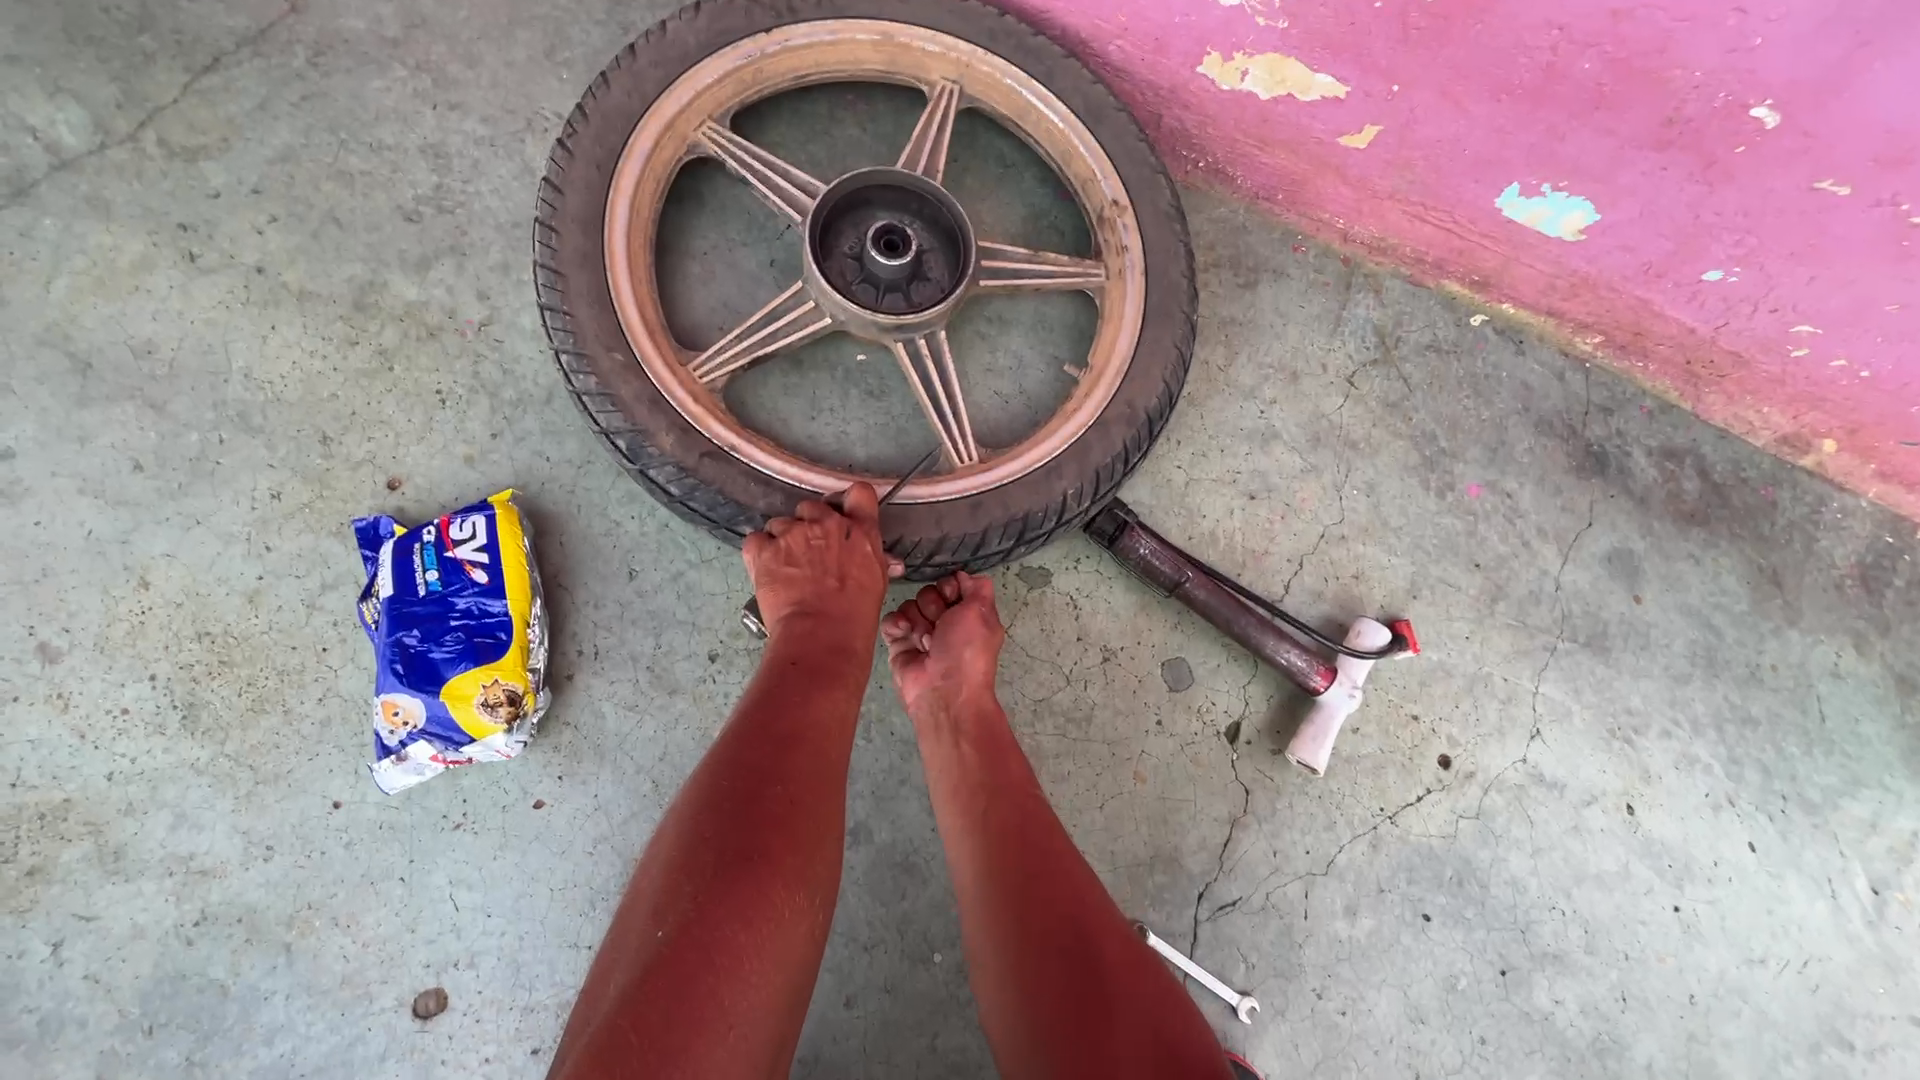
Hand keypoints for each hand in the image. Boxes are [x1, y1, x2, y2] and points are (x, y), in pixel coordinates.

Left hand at [743, 484, 903, 640]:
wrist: (822, 634)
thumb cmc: (854, 617)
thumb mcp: (877, 582)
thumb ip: (872, 559)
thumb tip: (879, 559)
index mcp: (860, 530)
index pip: (859, 494)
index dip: (849, 502)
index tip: (842, 513)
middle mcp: (826, 524)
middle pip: (811, 507)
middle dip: (808, 526)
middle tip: (809, 553)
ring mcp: (793, 534)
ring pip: (780, 523)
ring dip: (782, 541)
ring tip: (786, 570)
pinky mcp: (765, 550)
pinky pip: (756, 541)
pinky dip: (758, 553)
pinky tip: (766, 571)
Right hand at [880, 572, 1004, 719]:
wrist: (943, 691)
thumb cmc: (967, 650)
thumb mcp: (982, 611)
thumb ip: (977, 586)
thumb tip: (963, 575)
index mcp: (969, 614)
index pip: (952, 583)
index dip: (949, 586)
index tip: (951, 597)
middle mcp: (945, 622)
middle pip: (928, 592)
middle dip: (932, 606)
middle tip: (940, 625)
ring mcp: (920, 633)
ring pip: (910, 604)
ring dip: (917, 619)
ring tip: (925, 640)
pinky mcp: (899, 643)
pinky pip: (891, 620)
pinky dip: (897, 624)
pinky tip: (905, 633)